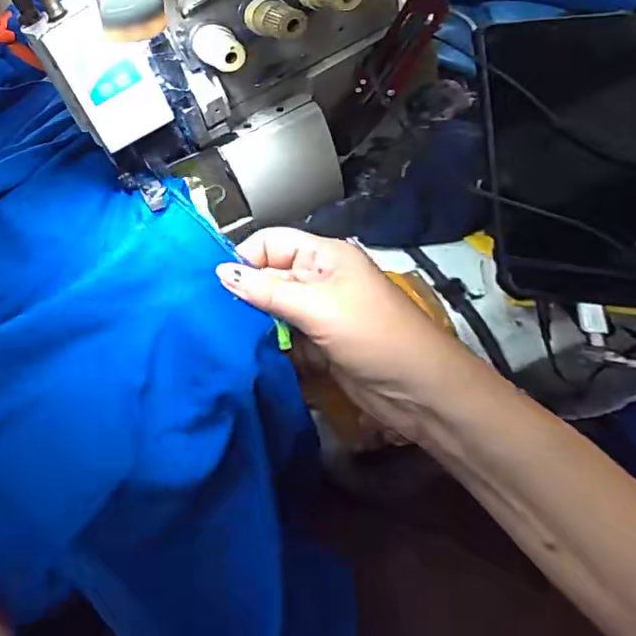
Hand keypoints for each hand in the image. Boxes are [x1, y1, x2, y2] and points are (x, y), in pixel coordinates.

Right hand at [218, 228, 482, 442]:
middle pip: (268, 276)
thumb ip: (267, 290)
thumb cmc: (374, 336)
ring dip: (256, 322)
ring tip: (226, 337)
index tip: (215, 285)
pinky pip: (285, 336)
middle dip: (245, 293)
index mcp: (323, 256)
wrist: (423, 393)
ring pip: (274, 309)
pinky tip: (251, 355)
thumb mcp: (317, 307)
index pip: (270, 243)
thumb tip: (220, 274)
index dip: (243, 259)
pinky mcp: (320, 343)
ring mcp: (320, 312)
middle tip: (213, 315)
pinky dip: (271, 345)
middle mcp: (318, 278)